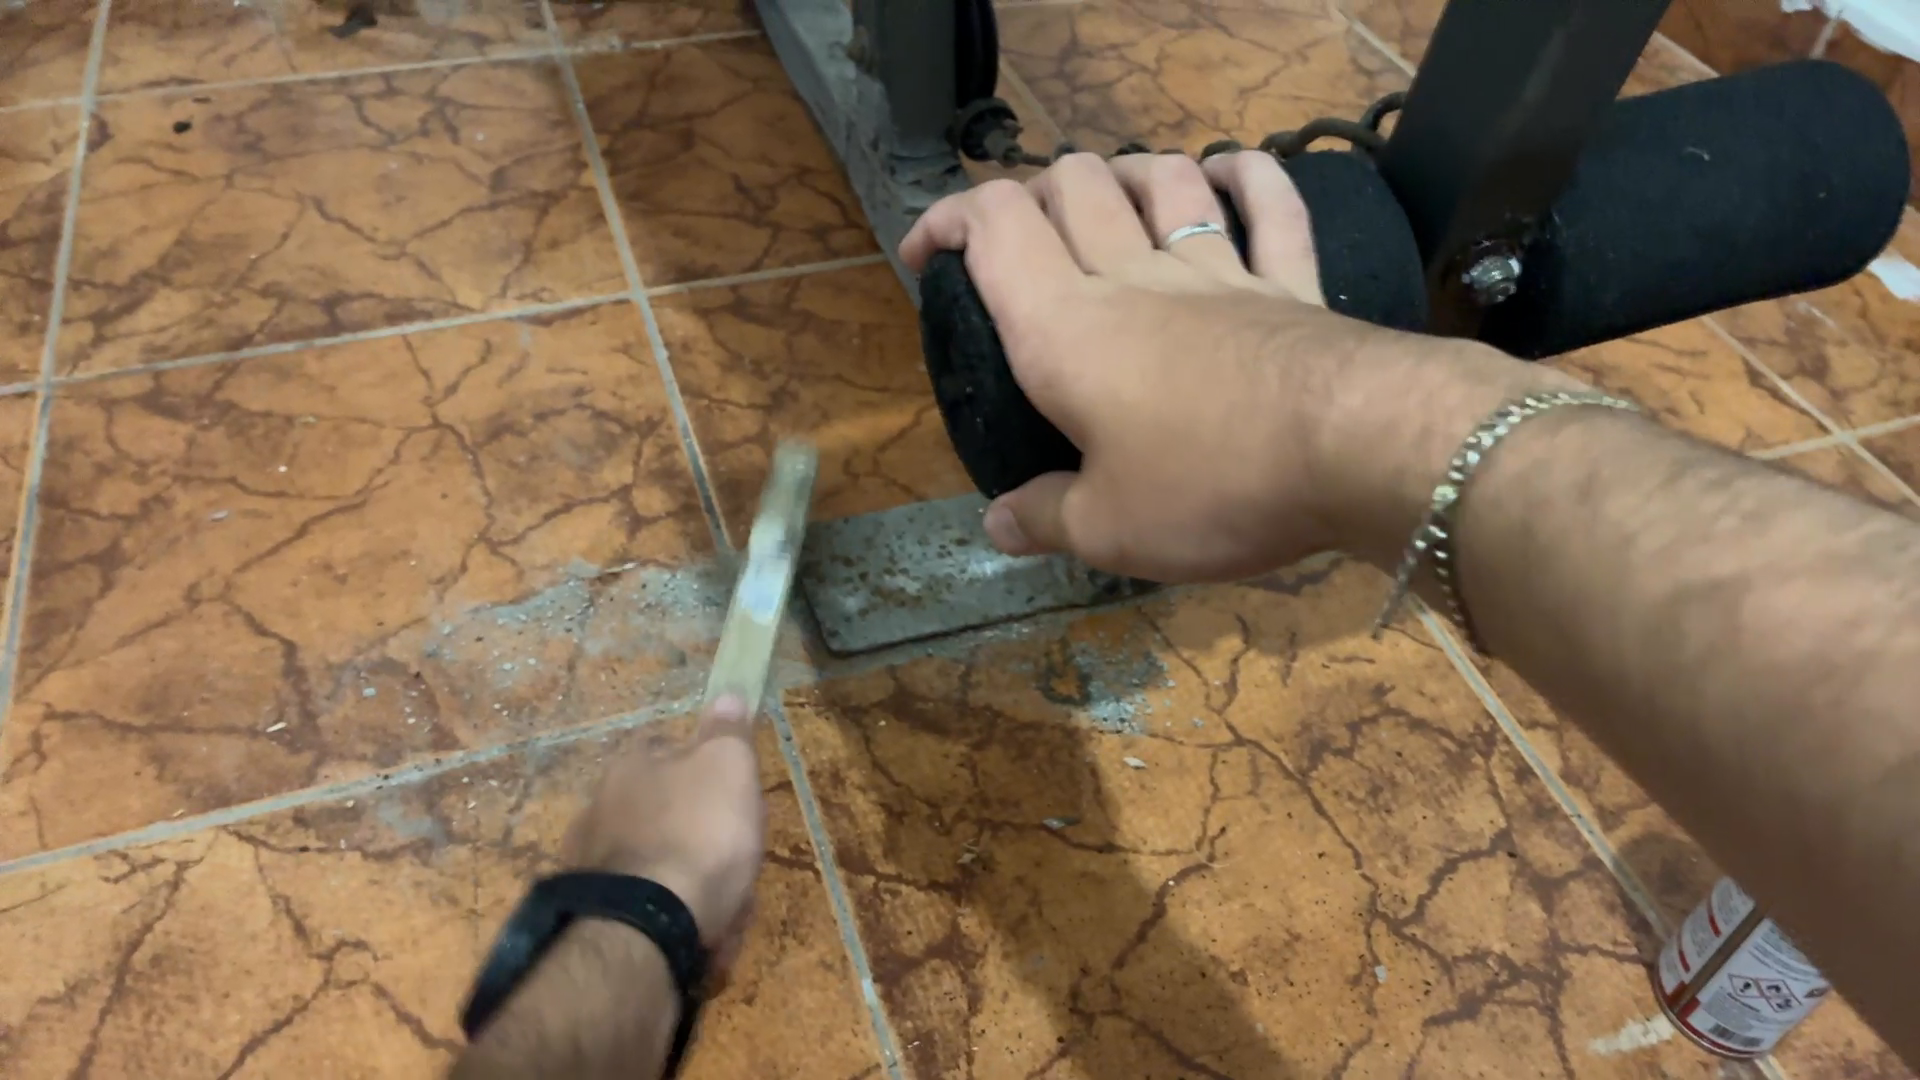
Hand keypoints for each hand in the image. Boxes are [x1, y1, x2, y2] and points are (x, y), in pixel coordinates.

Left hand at [562, 696, 765, 973]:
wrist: (645, 932)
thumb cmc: (698, 831)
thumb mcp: (728, 765)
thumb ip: (727, 730)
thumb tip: (726, 694)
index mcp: (630, 766)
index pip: (666, 745)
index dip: (702, 761)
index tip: (732, 787)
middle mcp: (599, 807)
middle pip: (662, 806)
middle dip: (698, 826)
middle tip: (735, 847)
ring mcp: (590, 866)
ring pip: (656, 858)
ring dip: (686, 874)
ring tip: (724, 900)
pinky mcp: (592, 916)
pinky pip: (646, 905)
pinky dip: (672, 912)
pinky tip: (700, 928)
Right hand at [900, 151, 1348, 580]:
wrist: (1356, 451)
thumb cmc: (1209, 486)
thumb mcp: (1107, 529)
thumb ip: (1042, 520)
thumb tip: (996, 527)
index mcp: (1067, 329)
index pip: (993, 228)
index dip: (947, 222)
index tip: (926, 258)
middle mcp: (1134, 278)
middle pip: (1069, 185)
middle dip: (1028, 197)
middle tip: (1017, 247)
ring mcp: (1216, 269)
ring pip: (1158, 178)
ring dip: (1119, 175)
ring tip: (1102, 205)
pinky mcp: (1287, 279)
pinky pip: (1268, 203)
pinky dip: (1245, 177)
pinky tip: (1227, 174)